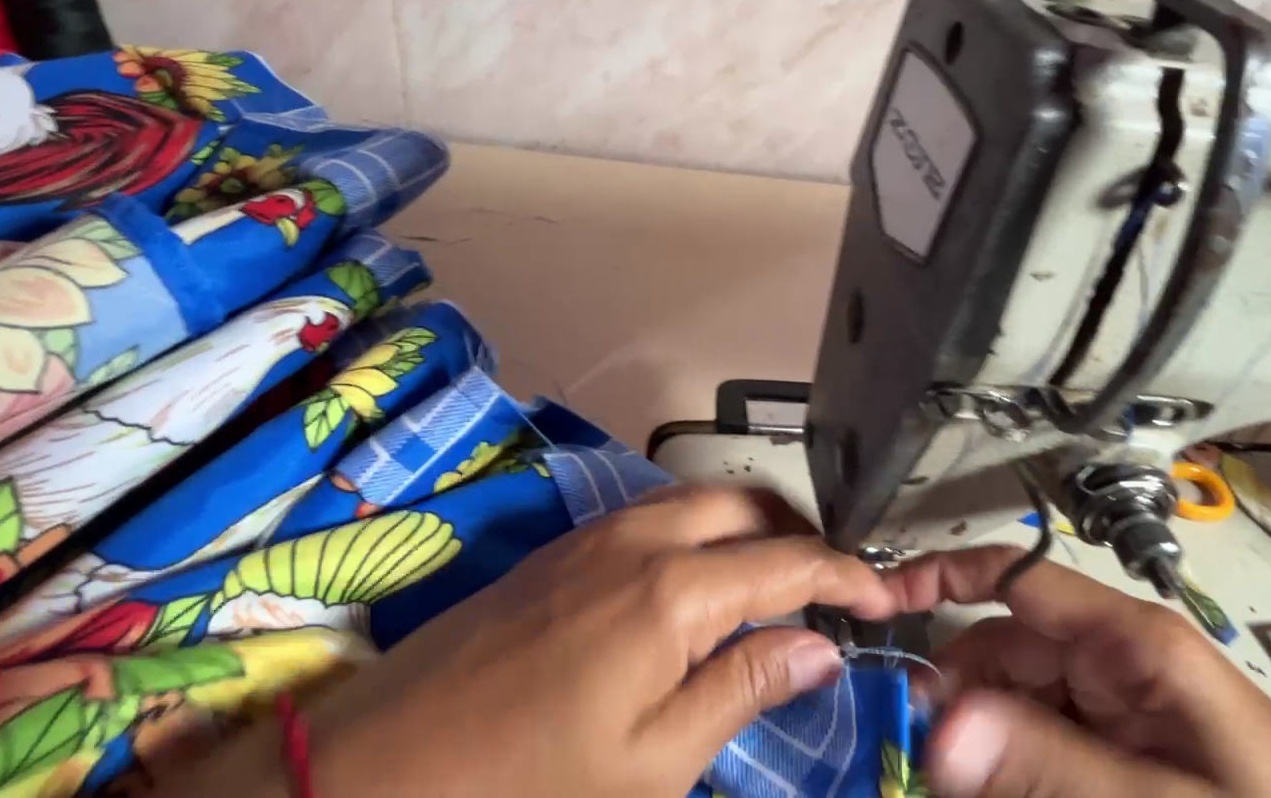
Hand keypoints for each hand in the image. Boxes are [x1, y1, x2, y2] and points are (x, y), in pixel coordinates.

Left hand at [162, 486, 897, 797]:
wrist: (387, 757)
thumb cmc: (531, 778)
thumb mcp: (654, 760)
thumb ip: (743, 686)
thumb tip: (819, 645)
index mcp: (674, 589)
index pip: (788, 560)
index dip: (844, 574)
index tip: (882, 598)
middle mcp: (641, 536)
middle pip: (745, 503)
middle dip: (798, 530)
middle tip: (828, 583)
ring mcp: (598, 532)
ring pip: (699, 500)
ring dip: (748, 527)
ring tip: (775, 580)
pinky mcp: (566, 546)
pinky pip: (656, 514)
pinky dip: (700, 532)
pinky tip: (700, 581)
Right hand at [886, 546, 1270, 797]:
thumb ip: (1051, 764)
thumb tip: (937, 729)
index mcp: (1128, 640)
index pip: (1011, 576)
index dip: (938, 577)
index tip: (874, 605)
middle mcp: (1114, 660)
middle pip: (1001, 647)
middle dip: (950, 689)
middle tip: (904, 747)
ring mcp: (1117, 707)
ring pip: (1016, 703)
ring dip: (976, 738)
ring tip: (941, 778)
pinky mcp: (1122, 752)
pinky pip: (1044, 743)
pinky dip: (1008, 766)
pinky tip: (989, 787)